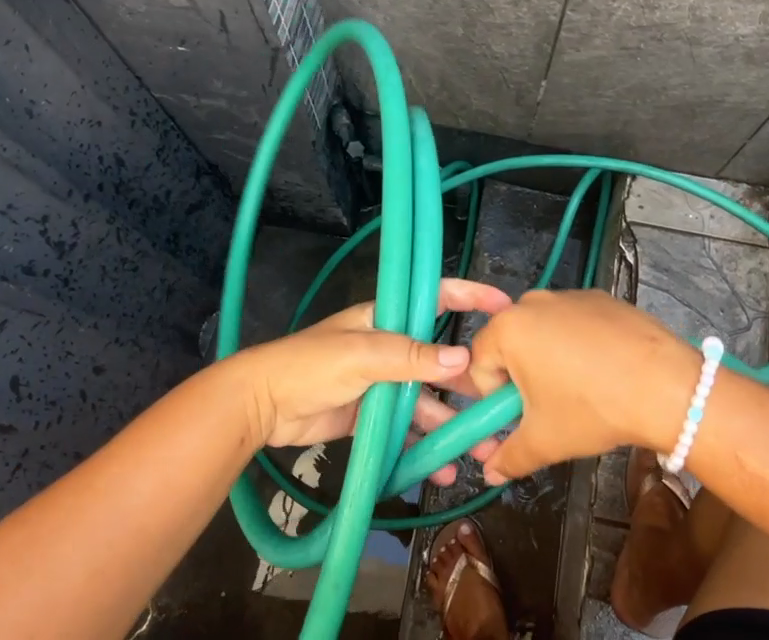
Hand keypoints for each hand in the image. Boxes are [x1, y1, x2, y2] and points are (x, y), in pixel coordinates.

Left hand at [229, 278, 511, 484]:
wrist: (262, 405)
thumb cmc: (311, 364)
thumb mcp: (363, 354)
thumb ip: (411, 357)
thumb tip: (462, 359)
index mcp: (388, 319)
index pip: (437, 298)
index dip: (471, 297)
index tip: (506, 306)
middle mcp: (391, 348)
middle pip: (439, 362)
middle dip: (471, 383)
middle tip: (503, 406)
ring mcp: (382, 384)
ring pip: (427, 402)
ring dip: (452, 426)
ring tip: (481, 452)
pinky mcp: (371, 416)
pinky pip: (406, 430)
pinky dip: (424, 448)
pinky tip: (443, 470)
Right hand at [467, 289, 700, 483]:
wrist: (665, 385)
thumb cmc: (592, 409)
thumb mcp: (545, 441)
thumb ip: (509, 457)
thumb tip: (491, 473)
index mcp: (509, 329)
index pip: (479, 364)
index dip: (495, 398)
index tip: (522, 418)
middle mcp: (533, 302)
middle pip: (511, 344)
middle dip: (523, 378)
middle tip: (551, 408)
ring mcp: (571, 295)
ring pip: (544, 333)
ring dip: (551, 361)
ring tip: (583, 391)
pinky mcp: (602, 297)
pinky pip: (576, 324)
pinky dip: (582, 346)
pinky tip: (607, 371)